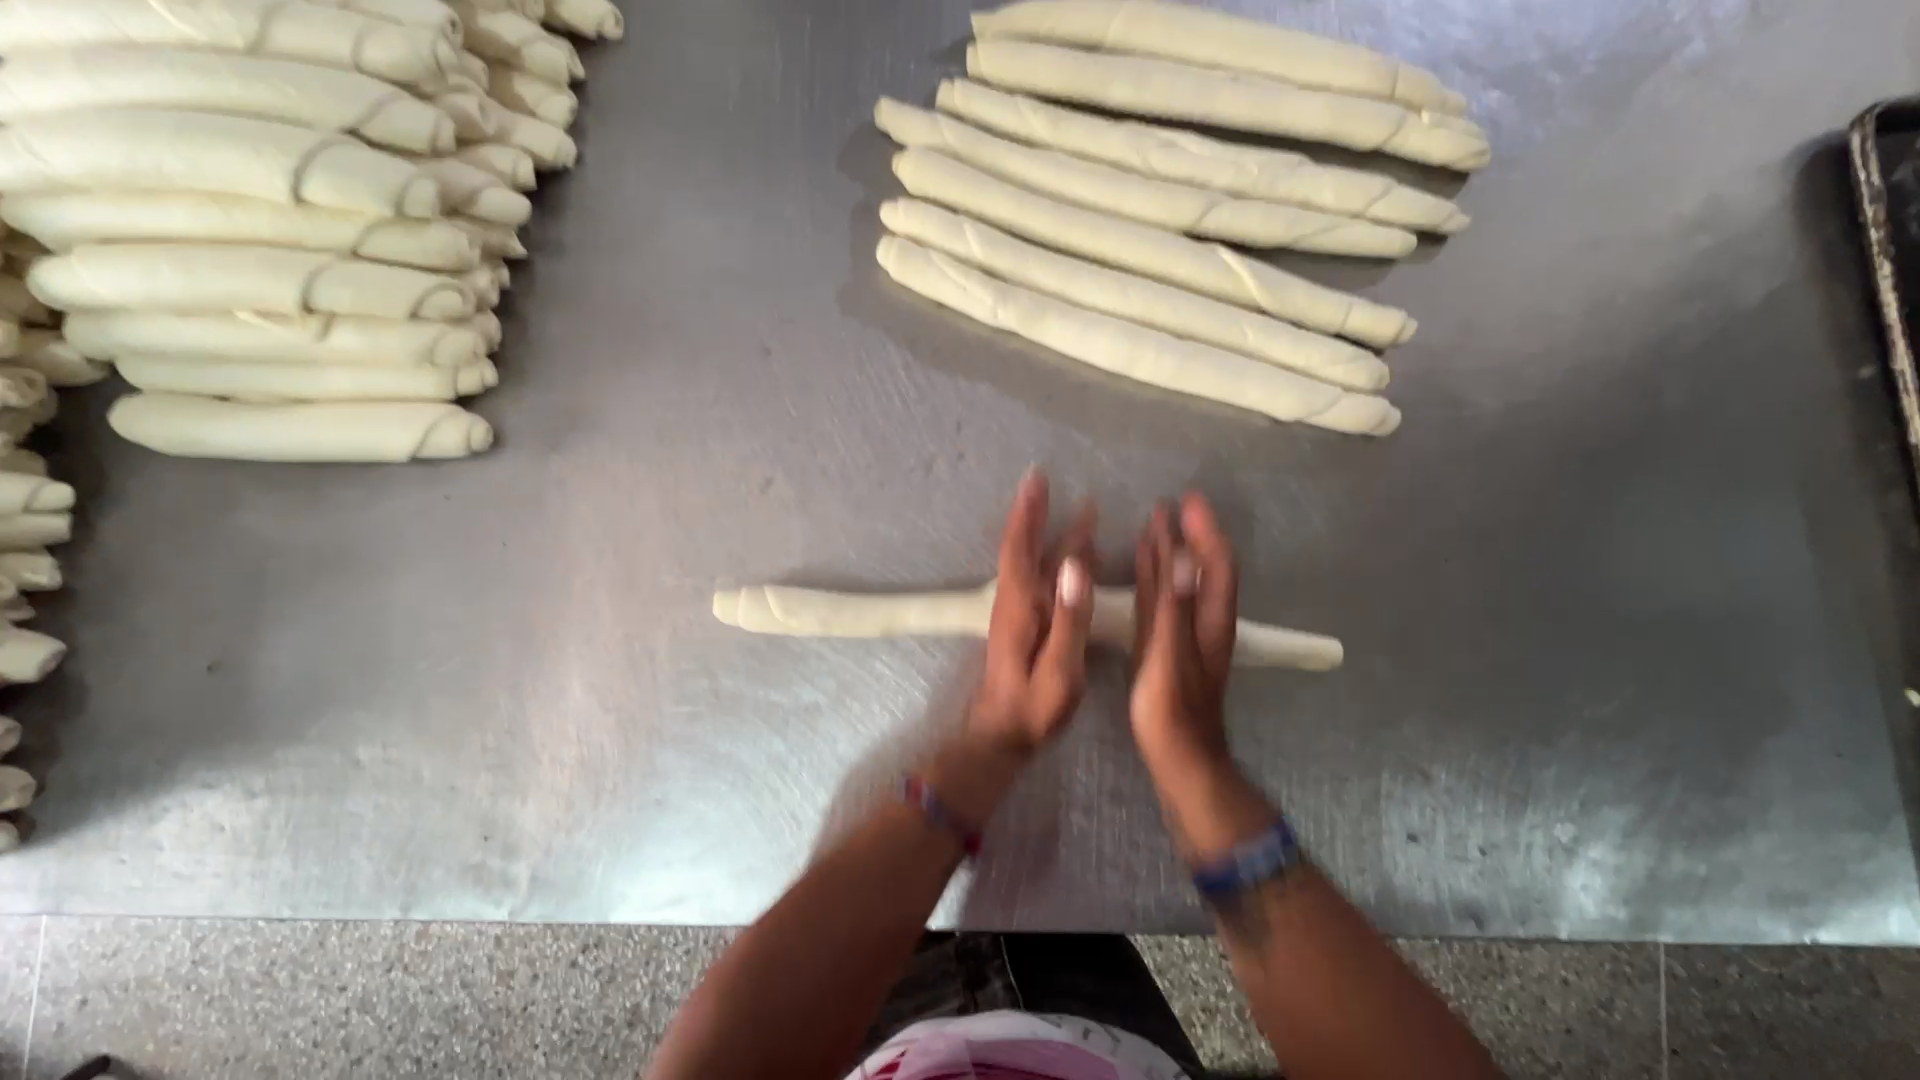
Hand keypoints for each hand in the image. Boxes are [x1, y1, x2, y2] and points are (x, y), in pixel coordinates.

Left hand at [968, 468, 1095, 755]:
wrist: (1003, 736)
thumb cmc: (1033, 708)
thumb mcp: (1059, 669)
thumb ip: (1069, 619)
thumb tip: (1076, 565)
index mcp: (1020, 606)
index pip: (1020, 548)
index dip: (1027, 512)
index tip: (1035, 479)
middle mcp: (1016, 602)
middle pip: (1025, 548)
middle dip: (1037, 513)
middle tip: (1049, 480)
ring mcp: (1020, 614)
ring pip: (1037, 564)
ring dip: (1054, 535)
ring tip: (1084, 511)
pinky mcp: (1027, 626)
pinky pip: (1044, 581)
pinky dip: (1059, 560)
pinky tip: (1077, 559)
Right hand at [1131, 493, 1238, 767]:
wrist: (1179, 761)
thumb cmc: (1173, 711)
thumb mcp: (1171, 657)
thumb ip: (1176, 607)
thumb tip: (1187, 557)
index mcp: (1211, 622)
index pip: (1214, 565)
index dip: (1205, 532)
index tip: (1189, 501)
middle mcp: (1202, 623)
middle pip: (1200, 569)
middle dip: (1190, 535)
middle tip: (1173, 504)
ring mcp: (1184, 636)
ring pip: (1180, 585)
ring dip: (1171, 554)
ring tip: (1155, 525)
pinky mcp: (1166, 650)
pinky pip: (1161, 604)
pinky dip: (1154, 580)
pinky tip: (1143, 572)